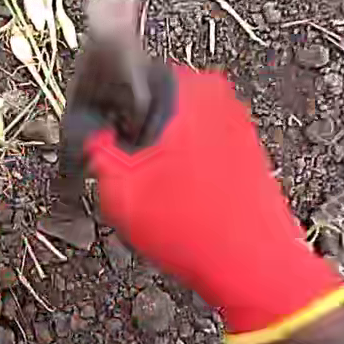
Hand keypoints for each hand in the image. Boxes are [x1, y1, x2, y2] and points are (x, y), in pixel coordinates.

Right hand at [68, 63, 343, 343]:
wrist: (254, 265)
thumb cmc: (191, 227)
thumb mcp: (120, 187)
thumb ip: (96, 146)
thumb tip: (89, 130)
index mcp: (182, 90)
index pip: (119, 78)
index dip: (99, 112)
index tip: (93, 141)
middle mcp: (212, 93)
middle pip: (146, 102)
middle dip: (129, 133)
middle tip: (120, 174)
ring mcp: (233, 118)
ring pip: (170, 124)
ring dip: (153, 151)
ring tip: (152, 193)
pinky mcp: (244, 145)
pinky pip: (194, 142)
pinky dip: (177, 163)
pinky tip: (176, 198)